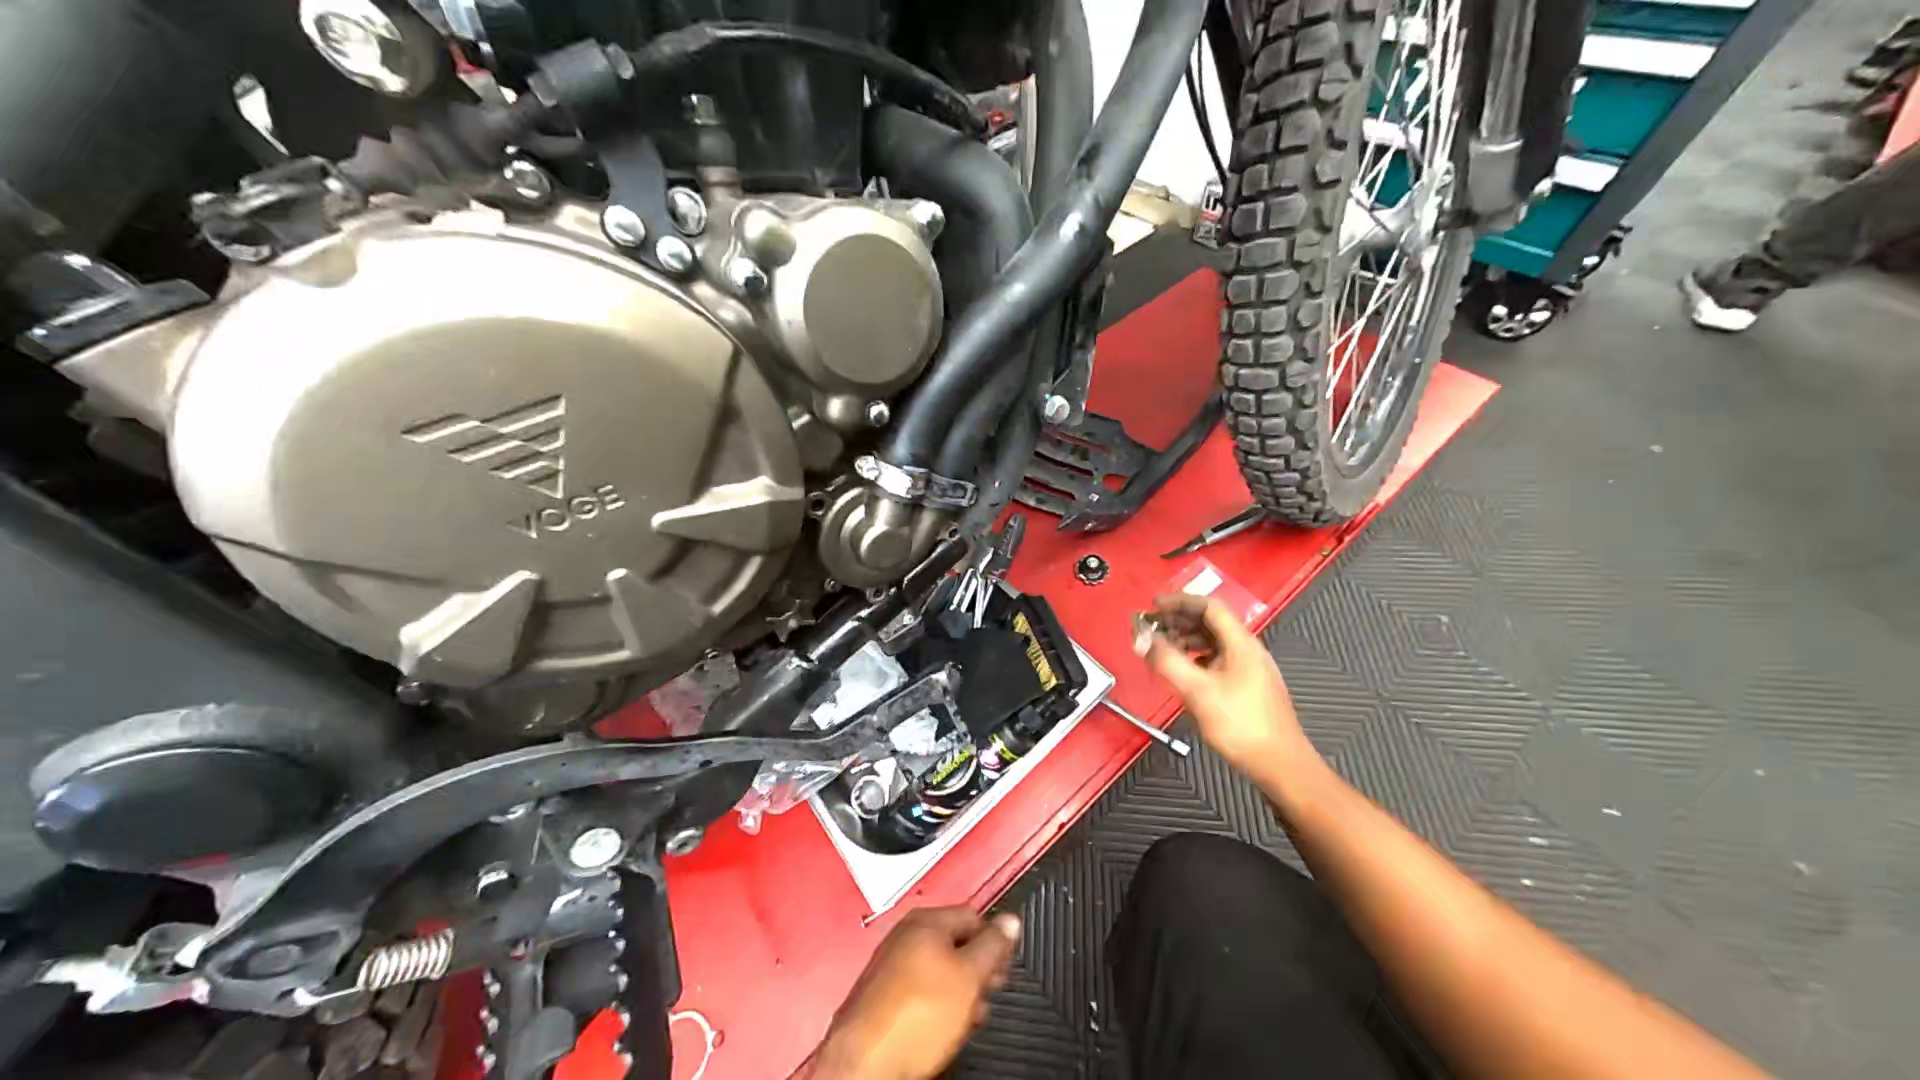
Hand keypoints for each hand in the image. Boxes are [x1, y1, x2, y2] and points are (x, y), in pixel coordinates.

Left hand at [802, 906, 1020, 1079]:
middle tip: (987, 993)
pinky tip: (940, 1027)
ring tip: (965, 1016)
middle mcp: (905, 935)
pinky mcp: (883, 994)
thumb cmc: (909, 1018)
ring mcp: (892, 964)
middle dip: (976, 971)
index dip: (995, 940)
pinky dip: (935, 1005)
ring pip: (938, 970)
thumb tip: (1009, 922)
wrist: (866, 1060)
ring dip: (957, 991)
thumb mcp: (969, 976)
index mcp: (926, 920)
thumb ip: (994, 946)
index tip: (1005, 963)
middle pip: (955, 943)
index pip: (974, 916)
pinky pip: (919, 991)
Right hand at [1138, 594, 1317, 779]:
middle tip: (1151, 627)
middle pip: (1210, 622)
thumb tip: (1143, 638)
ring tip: (1161, 649)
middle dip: (1178, 620)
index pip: (1209, 607)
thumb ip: (1167, 661)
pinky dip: (1195, 658)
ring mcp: (1250, 669)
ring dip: (1185, 639)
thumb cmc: (1243, 728)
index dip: (1179, 601)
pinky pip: (1217, 659)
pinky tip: (1182, 671)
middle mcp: (1248, 651)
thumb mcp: (1198, 691)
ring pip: (1213, 642)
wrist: (1280, 766)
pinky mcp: (1247, 686)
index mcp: (1241, 644)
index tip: (1154, 606)